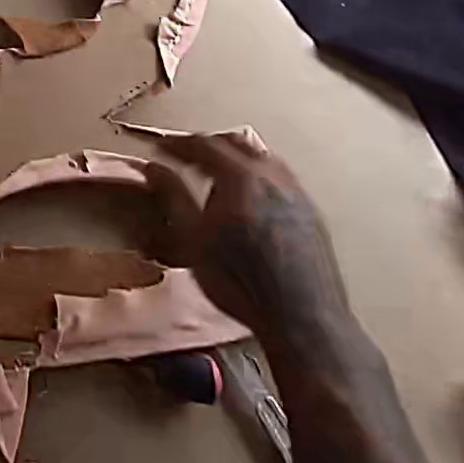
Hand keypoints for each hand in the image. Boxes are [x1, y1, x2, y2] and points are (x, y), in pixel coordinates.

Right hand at [159, 130, 350, 338]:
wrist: (300, 319)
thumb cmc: (239, 280)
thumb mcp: (193, 238)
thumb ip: (172, 196)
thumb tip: (153, 169)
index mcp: (241, 177)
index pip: (203, 145)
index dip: (177, 144)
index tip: (160, 149)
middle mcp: (272, 176)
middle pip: (234, 142)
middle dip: (206, 144)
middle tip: (184, 155)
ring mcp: (296, 193)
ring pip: (260, 157)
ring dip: (233, 156)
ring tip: (213, 172)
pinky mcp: (310, 212)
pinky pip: (278, 176)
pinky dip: (254, 173)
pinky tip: (246, 195)